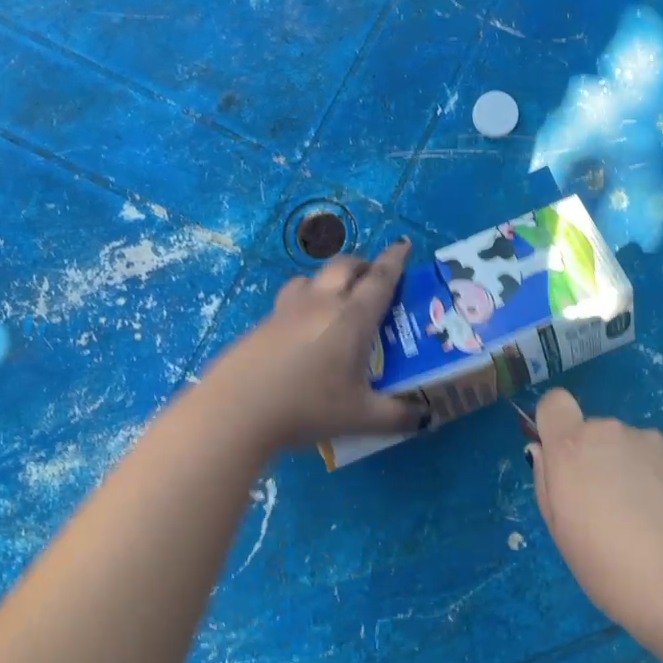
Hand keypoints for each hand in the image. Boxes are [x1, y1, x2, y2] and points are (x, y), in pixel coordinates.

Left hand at [203, 241, 425, 450]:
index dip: (395, 260)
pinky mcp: (263, 324)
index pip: (380, 278)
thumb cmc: (308, 407)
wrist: (237, 409)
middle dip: (363, 265)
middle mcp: (322, 303)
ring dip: (329, 280)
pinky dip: (304, 302)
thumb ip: (397, 415)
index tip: (403, 245)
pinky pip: (290, 299)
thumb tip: (426, 416)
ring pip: (312, 278)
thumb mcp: (361, 418)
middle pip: (345, 266)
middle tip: (373, 279)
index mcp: (352, 317)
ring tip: (334, 299)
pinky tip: (302, 330)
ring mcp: (288, 310)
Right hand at [526, 389, 662, 639]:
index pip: (554, 403)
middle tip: (609, 511)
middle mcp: (612, 432)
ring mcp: (654, 441)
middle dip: (597, 461)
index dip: (555, 427)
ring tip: (649, 523)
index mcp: (573, 448)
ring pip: (631, 448)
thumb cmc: (614, 570)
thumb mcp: (562, 535)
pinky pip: (662, 462)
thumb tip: (545, 452)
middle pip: (595, 433)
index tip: (564, 462)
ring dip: (632, 472)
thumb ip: (547, 483)